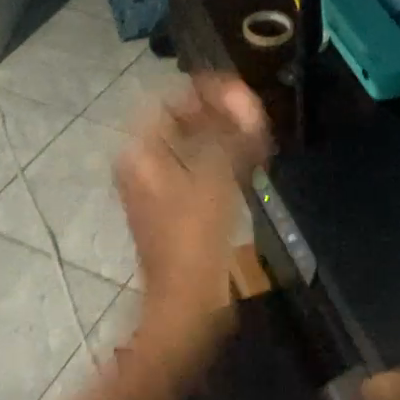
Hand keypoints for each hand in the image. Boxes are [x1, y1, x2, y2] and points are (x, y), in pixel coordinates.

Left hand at [114, 74, 269, 330]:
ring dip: (226, 136)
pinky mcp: (181, 210)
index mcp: (141, 154)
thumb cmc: (194, 242)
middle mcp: (145, 167)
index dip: (206, 91)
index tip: (242, 91)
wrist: (187, 308)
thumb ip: (234, 135)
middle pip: (182, 124)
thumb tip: (248, 102)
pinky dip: (226, 161)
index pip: (170, 102)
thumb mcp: (216, 180)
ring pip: (195, 147)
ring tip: (259, 132)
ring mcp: (162, 190)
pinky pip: (203, 171)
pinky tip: (253, 161)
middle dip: (220, 113)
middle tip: (256, 111)